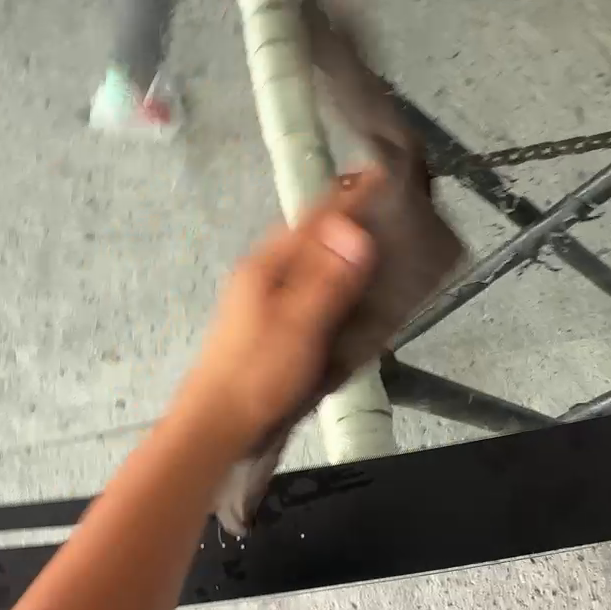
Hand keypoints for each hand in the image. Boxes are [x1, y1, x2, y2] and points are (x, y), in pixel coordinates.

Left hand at [176, 172, 378, 451]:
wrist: (215, 427)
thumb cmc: (254, 377)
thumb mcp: (297, 325)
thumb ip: (327, 279)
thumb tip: (356, 230)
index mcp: (267, 267)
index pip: (316, 218)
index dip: (351, 199)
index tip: (386, 180)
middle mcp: (265, 278)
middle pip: (314, 241)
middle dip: (351, 227)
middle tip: (394, 222)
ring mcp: (266, 305)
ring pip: (312, 271)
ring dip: (343, 261)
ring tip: (382, 258)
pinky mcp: (271, 332)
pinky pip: (310, 299)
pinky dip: (334, 293)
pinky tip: (352, 305)